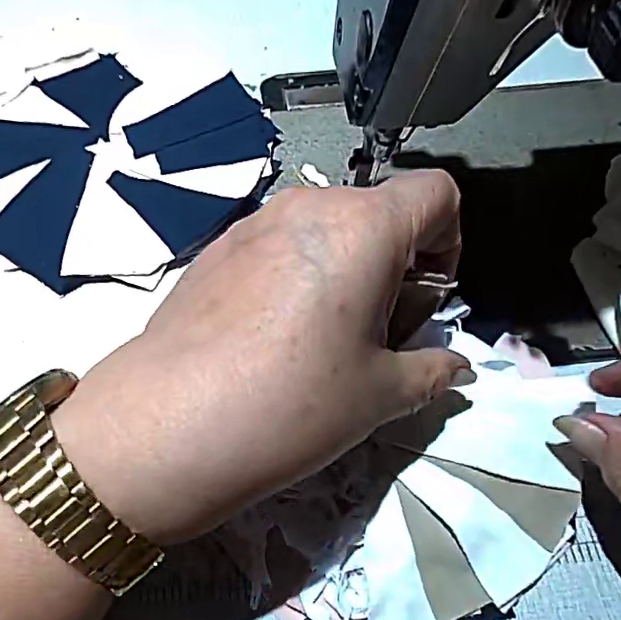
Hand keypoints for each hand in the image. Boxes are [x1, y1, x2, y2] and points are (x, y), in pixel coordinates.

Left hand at [50, 172, 469, 543]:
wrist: (166, 426)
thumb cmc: (289, 405)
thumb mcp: (379, 395)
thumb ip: (432, 370)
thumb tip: (454, 367)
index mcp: (363, 230)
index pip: (438, 194)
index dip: (452, 241)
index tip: (430, 295)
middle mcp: (308, 208)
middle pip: (381, 212)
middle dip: (400, 264)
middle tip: (383, 331)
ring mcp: (256, 224)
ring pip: (330, 229)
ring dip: (351, 271)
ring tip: (330, 340)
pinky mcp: (219, 249)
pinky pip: (284, 246)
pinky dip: (304, 277)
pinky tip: (281, 338)